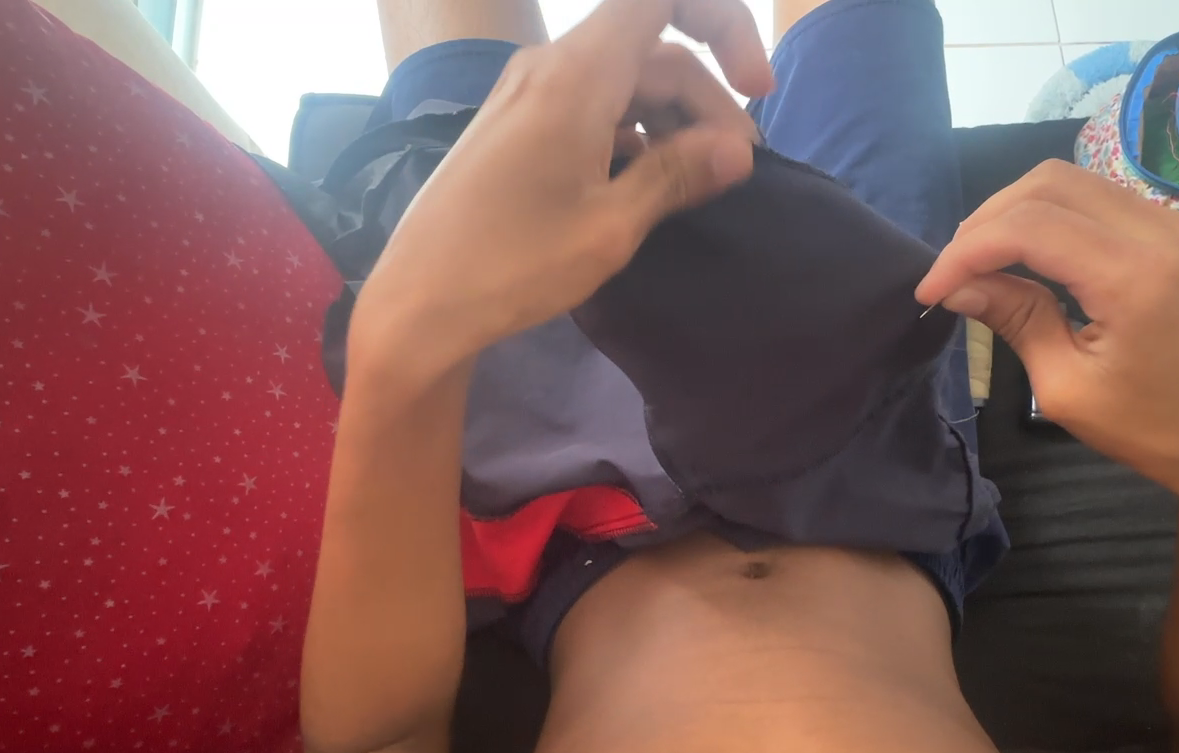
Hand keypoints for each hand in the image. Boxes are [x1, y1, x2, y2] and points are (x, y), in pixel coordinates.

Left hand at [352, 0, 771, 371]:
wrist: (422, 299)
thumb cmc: (515, 264)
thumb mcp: (609, 226)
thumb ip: (675, 176)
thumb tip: (739, 150)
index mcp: (577, 75)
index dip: (724, 28)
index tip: (757, 95)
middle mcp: (551, 68)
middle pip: (652, 53)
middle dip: (706, 101)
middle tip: (738, 171)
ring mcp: (529, 98)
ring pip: (622, 85)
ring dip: (670, 123)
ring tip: (698, 182)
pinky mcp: (518, 131)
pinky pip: (591, 111)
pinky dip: (631, 136)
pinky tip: (644, 184)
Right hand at [916, 161, 1178, 526]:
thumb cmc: (1149, 430)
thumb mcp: (1065, 387)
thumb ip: (1015, 321)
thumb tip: (959, 288)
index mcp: (1134, 276)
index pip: (1029, 227)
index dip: (965, 252)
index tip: (930, 292)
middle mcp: (1163, 230)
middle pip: (1050, 184)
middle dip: (985, 222)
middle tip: (952, 272)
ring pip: (1076, 184)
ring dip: (1016, 215)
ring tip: (980, 263)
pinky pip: (1102, 202)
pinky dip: (1052, 220)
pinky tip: (1027, 257)